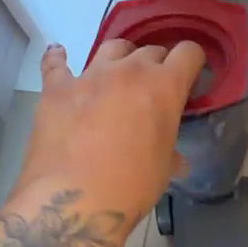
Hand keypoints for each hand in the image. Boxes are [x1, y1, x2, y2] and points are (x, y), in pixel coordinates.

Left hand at [8, 40, 204, 231]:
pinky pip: (55, 63)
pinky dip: (58, 58)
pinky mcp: (56, 88)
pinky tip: (59, 55)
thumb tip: (177, 160)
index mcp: (165, 86)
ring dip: (120, 57)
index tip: (189, 77)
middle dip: (156, 64)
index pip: (189, 52)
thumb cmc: (133, 184)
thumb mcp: (165, 167)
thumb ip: (171, 150)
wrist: (75, 200)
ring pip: (111, 47)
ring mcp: (90, 75)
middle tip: (153, 88)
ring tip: (117, 74)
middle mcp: (130, 70)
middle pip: (151, 49)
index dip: (192, 62)